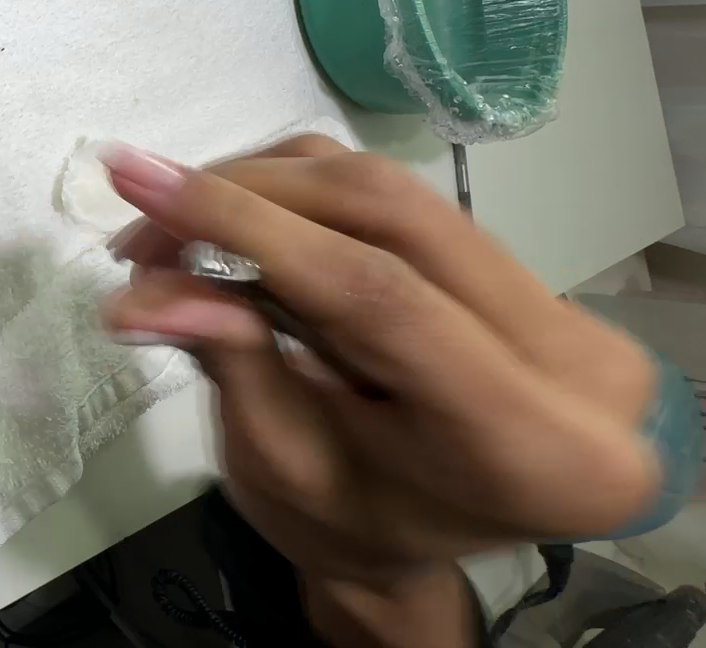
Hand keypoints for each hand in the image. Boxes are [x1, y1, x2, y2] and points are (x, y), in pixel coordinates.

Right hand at [98, 137, 658, 644]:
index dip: (242, 222)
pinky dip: (279, 189)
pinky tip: (227, 225)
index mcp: (532, 443)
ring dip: (249, 187)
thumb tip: (141, 294)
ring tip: (169, 233)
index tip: (136, 178)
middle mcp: (571, 354)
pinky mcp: (500, 265)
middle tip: (139, 216)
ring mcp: (547, 298)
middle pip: (381, 208)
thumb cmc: (340, 522)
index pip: (373, 290)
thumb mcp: (275, 462)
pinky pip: (375, 189)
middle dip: (237, 191)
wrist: (406, 529)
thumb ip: (226, 362)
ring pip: (376, 184)